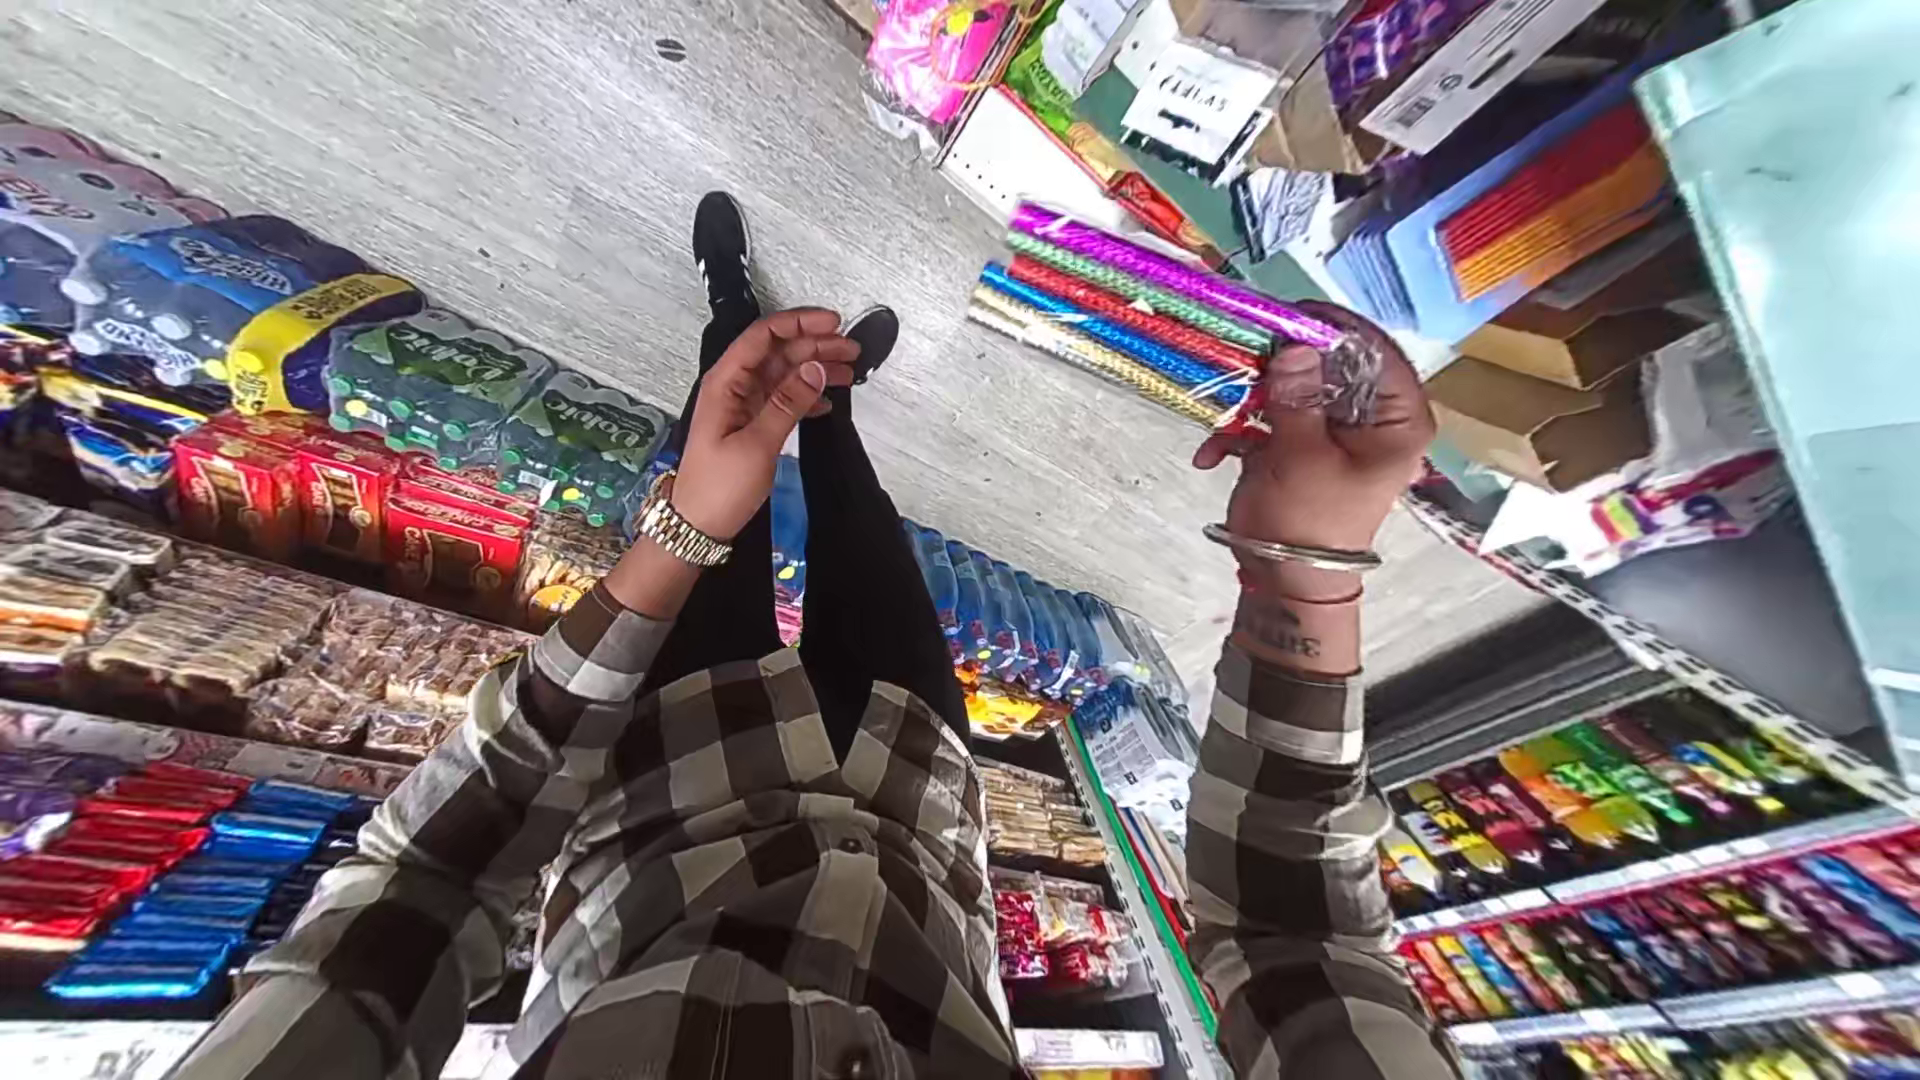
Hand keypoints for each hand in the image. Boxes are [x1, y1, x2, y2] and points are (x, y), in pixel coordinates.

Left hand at [671, 308, 857, 539]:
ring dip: (816, 369)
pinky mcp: (754, 424)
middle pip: (778, 352)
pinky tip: (827, 401)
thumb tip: (815, 369)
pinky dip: (808, 397)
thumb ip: (787, 403)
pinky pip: (785, 399)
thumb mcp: (757, 444)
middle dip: (815, 345)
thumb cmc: (719, 487)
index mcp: (726, 383)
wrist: (700, 524)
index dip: (799, 323)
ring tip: (848, 371)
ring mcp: (745, 405)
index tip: (833, 323)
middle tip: (851, 350)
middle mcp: (735, 388)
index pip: (763, 337)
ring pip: (785, 374)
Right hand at [1193, 302, 1433, 596]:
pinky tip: (1212, 456)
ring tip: (1221, 418)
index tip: (1290, 315)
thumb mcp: (1302, 457)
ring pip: (1288, 391)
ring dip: (1248, 404)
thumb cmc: (1307, 521)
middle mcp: (1365, 419)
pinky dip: (1236, 435)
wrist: (1281, 577)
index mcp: (1394, 421)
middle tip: (1242, 360)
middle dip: (1278, 369)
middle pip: (1326, 369)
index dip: (1335, 330)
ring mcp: (1325, 432)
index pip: (1375, 353)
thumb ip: (1298, 399)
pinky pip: (1264, 422)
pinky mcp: (1291, 446)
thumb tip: (1294, 347)